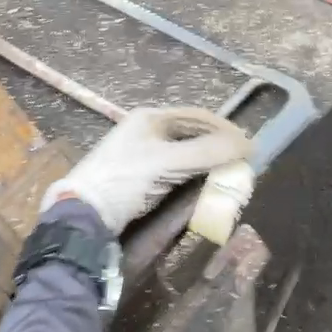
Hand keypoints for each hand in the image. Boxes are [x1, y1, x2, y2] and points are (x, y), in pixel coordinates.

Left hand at [43, 107, 251, 231]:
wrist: (82, 215)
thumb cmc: (123, 179)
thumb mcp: (167, 163)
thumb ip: (207, 153)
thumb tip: (248, 145)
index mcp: (150, 117)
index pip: (197, 116)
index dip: (225, 129)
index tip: (249, 147)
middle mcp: (146, 131)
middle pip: (192, 134)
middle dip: (218, 148)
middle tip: (242, 165)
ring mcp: (142, 155)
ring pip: (185, 155)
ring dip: (207, 165)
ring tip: (229, 178)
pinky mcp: (140, 180)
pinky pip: (175, 172)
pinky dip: (193, 178)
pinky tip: (204, 190)